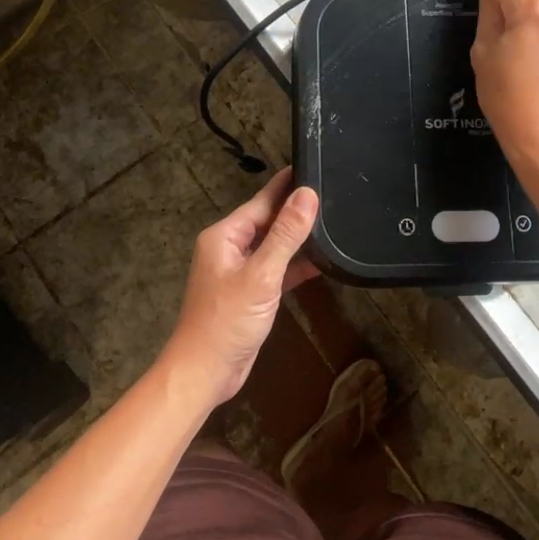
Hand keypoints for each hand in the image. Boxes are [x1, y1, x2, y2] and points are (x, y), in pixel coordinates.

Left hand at [161, 168, 320, 406]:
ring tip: (333, 223)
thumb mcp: (262, 274)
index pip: (262, 201)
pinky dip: (295, 266)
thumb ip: (286, 234)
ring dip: (298, 239)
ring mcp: (238, 272)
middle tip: (332, 193)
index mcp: (224, 235)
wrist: (205, 373)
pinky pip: (275, 270)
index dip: (288, 185)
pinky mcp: (249, 294)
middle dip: (296, 210)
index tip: (313, 165)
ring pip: (273, 246)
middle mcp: (229, 248)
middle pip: (268, 221)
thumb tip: (307, 194)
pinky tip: (322, 262)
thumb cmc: (227, 321)